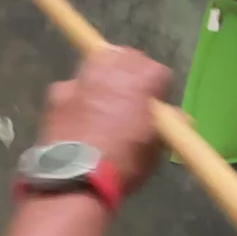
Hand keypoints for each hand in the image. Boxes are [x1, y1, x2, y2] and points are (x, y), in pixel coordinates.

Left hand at [40, 47, 171, 193]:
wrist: (77, 178)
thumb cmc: (124, 163)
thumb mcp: (156, 150)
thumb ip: (167, 126)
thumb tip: (179, 118)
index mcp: (144, 79)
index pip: (159, 72)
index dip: (157, 89)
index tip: (153, 106)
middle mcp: (114, 69)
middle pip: (127, 57)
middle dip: (130, 73)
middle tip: (128, 98)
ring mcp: (82, 77)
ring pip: (97, 64)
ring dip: (103, 77)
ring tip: (102, 101)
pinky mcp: (57, 91)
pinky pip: (72, 87)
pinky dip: (76, 97)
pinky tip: (76, 117)